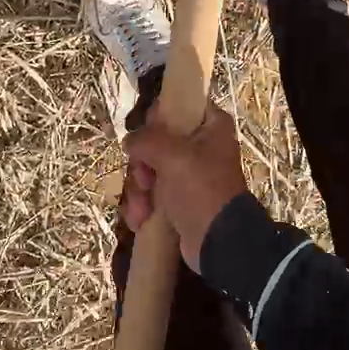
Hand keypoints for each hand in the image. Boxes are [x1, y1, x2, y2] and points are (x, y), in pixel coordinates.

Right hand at [121, 103, 249, 271]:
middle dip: (142, 165)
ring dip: (139, 190)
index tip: (146, 136)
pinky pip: (150, 193)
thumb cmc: (202, 190)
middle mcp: (200, 145)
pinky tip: (141, 220)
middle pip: (155, 141)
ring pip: (148, 169)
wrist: (219, 244)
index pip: (177, 105)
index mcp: (210, 126)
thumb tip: (130, 141)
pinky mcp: (178, 200)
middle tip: (145, 180)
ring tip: (142, 210)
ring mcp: (188, 174)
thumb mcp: (174, 156)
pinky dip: (142, 205)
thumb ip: (147, 140)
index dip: (157, 119)